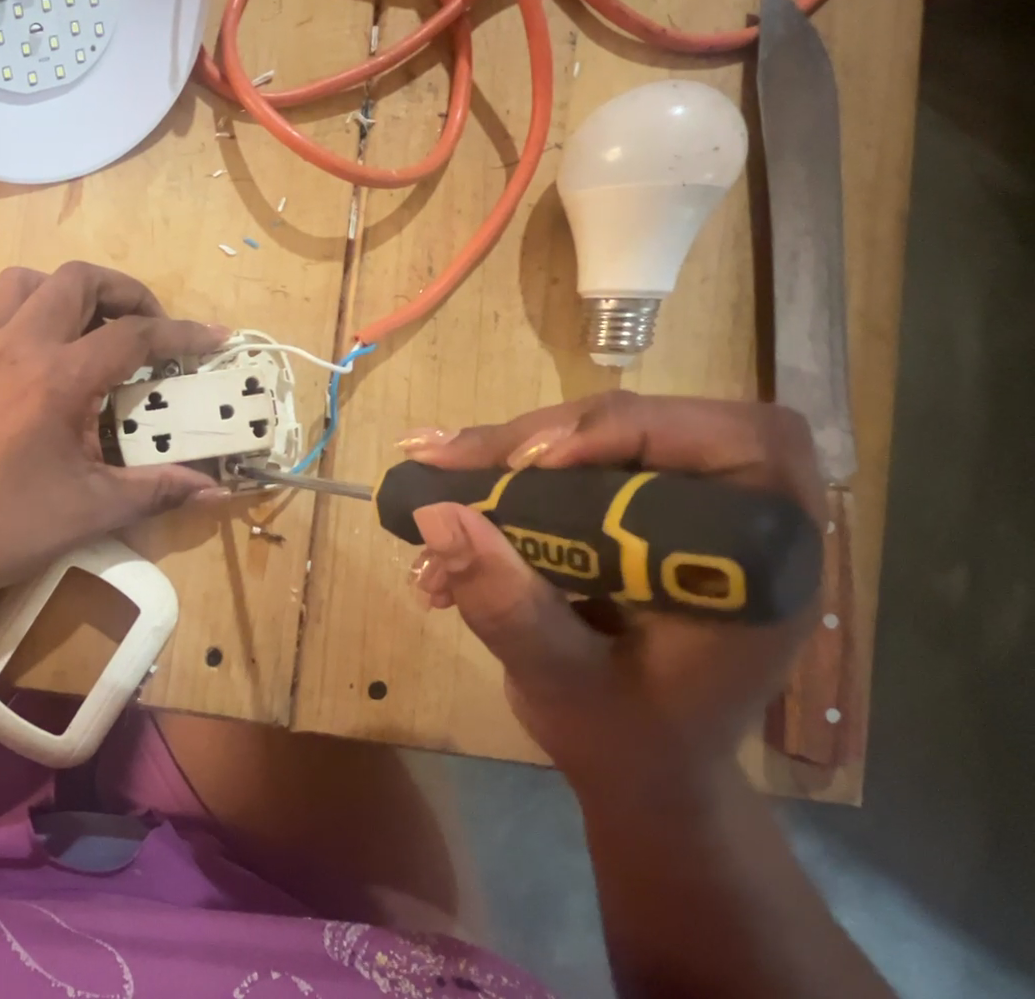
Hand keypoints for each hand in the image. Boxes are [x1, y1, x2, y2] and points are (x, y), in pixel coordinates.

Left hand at [0, 262, 230, 614]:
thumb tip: (215, 487)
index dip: (181, 334)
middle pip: (77, 280)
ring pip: (24, 281)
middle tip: (150, 329)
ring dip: (66, 290)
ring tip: (92, 328)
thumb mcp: (92, 510)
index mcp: (55, 378)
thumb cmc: (9, 530)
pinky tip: (33, 345)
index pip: (131, 336)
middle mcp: (15, 347)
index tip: (215, 339)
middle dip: (124, 293)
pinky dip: (16, 308)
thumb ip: (158, 489)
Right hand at [401, 392, 825, 800]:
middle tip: (452, 458)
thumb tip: (436, 513)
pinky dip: (511, 477)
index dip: (632, 432)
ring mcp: (687, 515)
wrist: (642, 769)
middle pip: (655, 428)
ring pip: (606, 440)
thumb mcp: (561, 681)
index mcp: (760, 568)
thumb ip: (508, 604)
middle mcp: (737, 524)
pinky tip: (454, 496)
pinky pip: (578, 469)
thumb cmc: (624, 740)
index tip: (528, 463)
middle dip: (546, 435)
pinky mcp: (643, 517)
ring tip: (436, 468)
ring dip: (515, 453)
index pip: (735, 448)